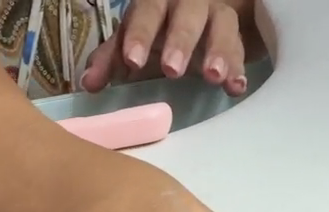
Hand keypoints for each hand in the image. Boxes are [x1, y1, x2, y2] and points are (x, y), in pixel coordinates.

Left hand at [81, 0, 258, 94]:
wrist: (196, 22)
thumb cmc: (157, 33)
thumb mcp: (132, 42)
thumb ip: (110, 60)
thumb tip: (88, 83)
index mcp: (156, 2)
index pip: (147, 11)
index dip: (139, 34)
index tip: (132, 61)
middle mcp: (188, 3)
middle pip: (187, 15)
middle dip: (180, 41)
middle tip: (173, 70)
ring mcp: (215, 16)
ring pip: (220, 26)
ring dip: (217, 52)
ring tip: (213, 77)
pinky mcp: (235, 37)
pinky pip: (240, 49)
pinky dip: (238, 68)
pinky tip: (236, 87)